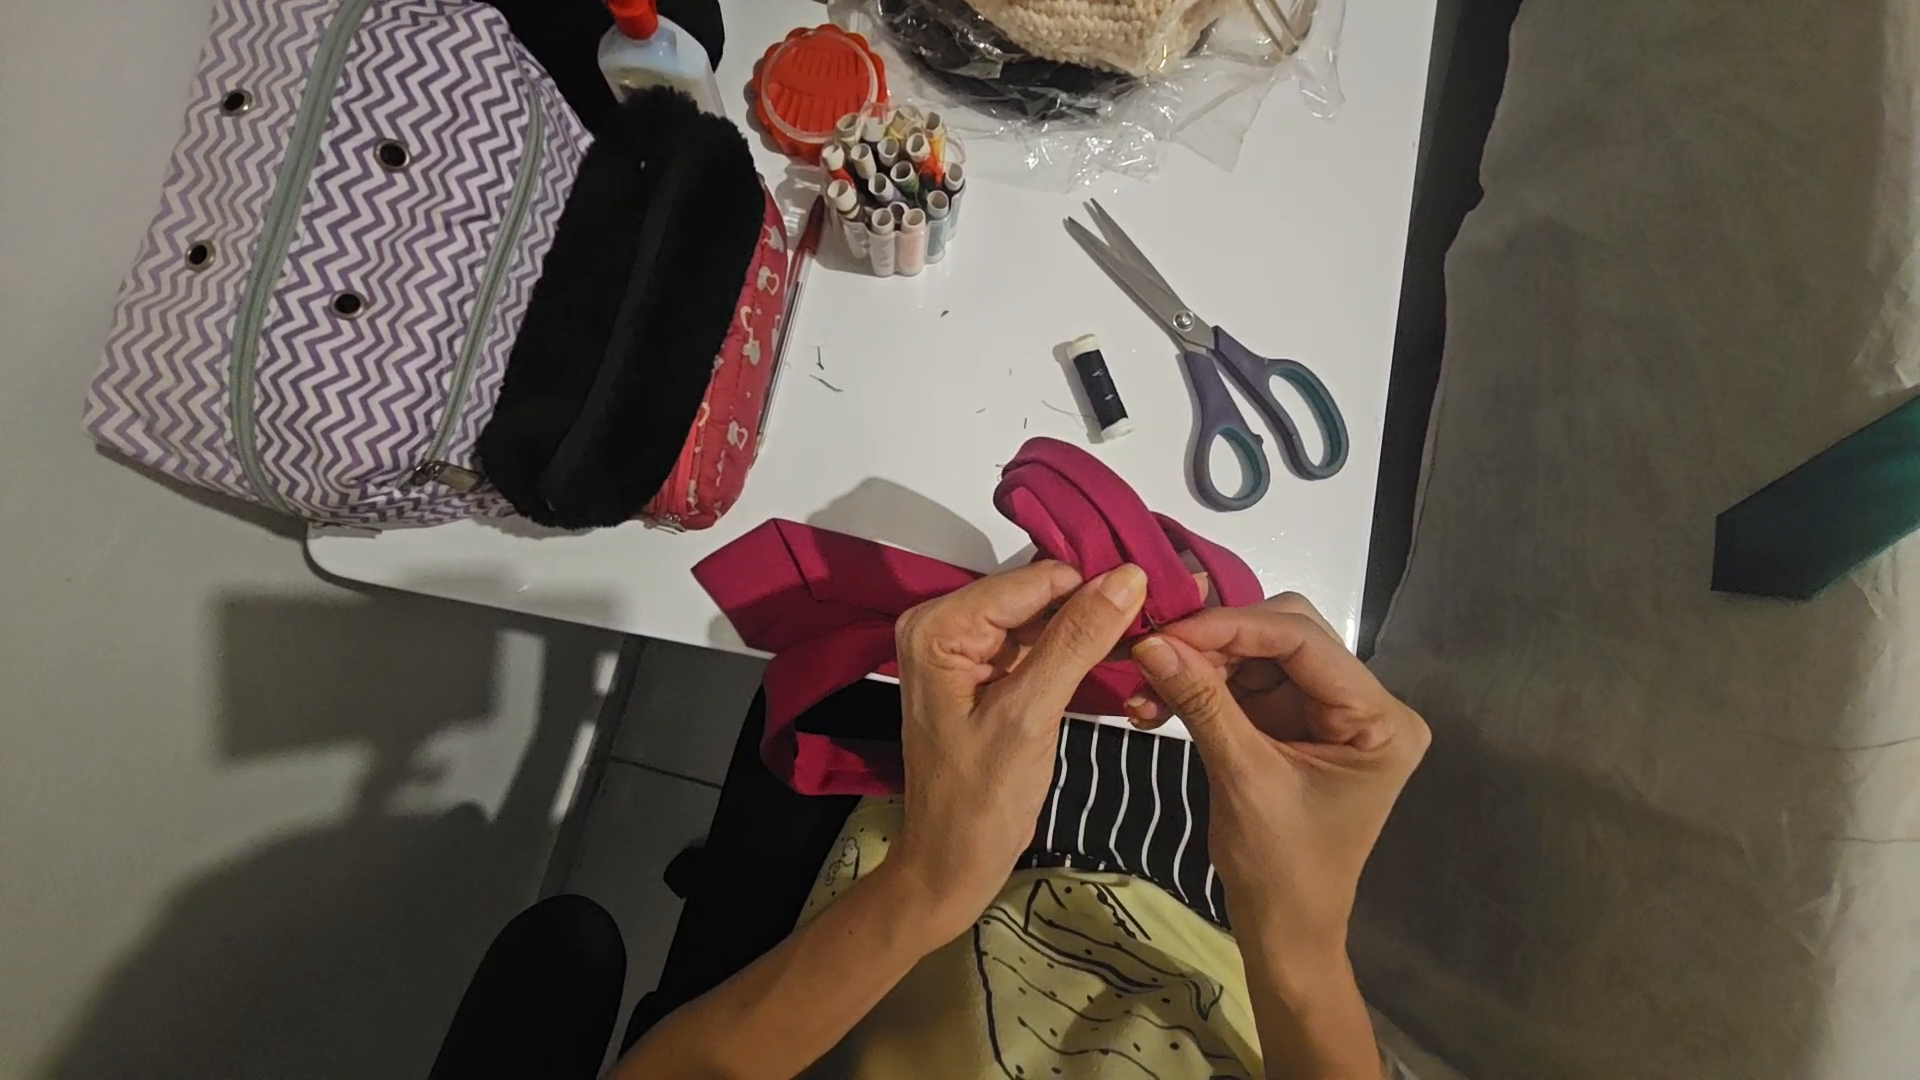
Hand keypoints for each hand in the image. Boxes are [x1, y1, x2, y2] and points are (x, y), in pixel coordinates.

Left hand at [890, 561, 1147, 941]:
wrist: (952, 864)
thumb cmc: (980, 802)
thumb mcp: (1029, 715)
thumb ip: (1076, 641)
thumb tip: (1128, 577)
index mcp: (939, 626)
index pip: (1032, 581)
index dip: (1096, 583)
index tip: (1160, 589)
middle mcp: (944, 623)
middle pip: (1036, 592)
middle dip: (1095, 601)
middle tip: (1163, 608)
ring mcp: (964, 645)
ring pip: (1042, 615)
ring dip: (1091, 622)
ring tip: (1153, 623)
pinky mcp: (984, 667)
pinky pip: (1037, 640)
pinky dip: (1075, 645)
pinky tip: (1120, 646)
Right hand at [1127, 594, 1428, 955]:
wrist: (1281, 924)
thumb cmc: (1280, 867)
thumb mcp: (1241, 777)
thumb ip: (1200, 701)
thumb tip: (1149, 641)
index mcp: (1378, 719)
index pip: (1303, 640)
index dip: (1232, 626)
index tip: (1166, 631)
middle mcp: (1359, 702)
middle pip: (1281, 635)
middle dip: (1214, 642)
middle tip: (1155, 654)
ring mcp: (1321, 708)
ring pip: (1252, 652)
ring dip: (1196, 665)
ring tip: (1145, 690)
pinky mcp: (1287, 717)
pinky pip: (1238, 680)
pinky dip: (1196, 685)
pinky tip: (1156, 702)